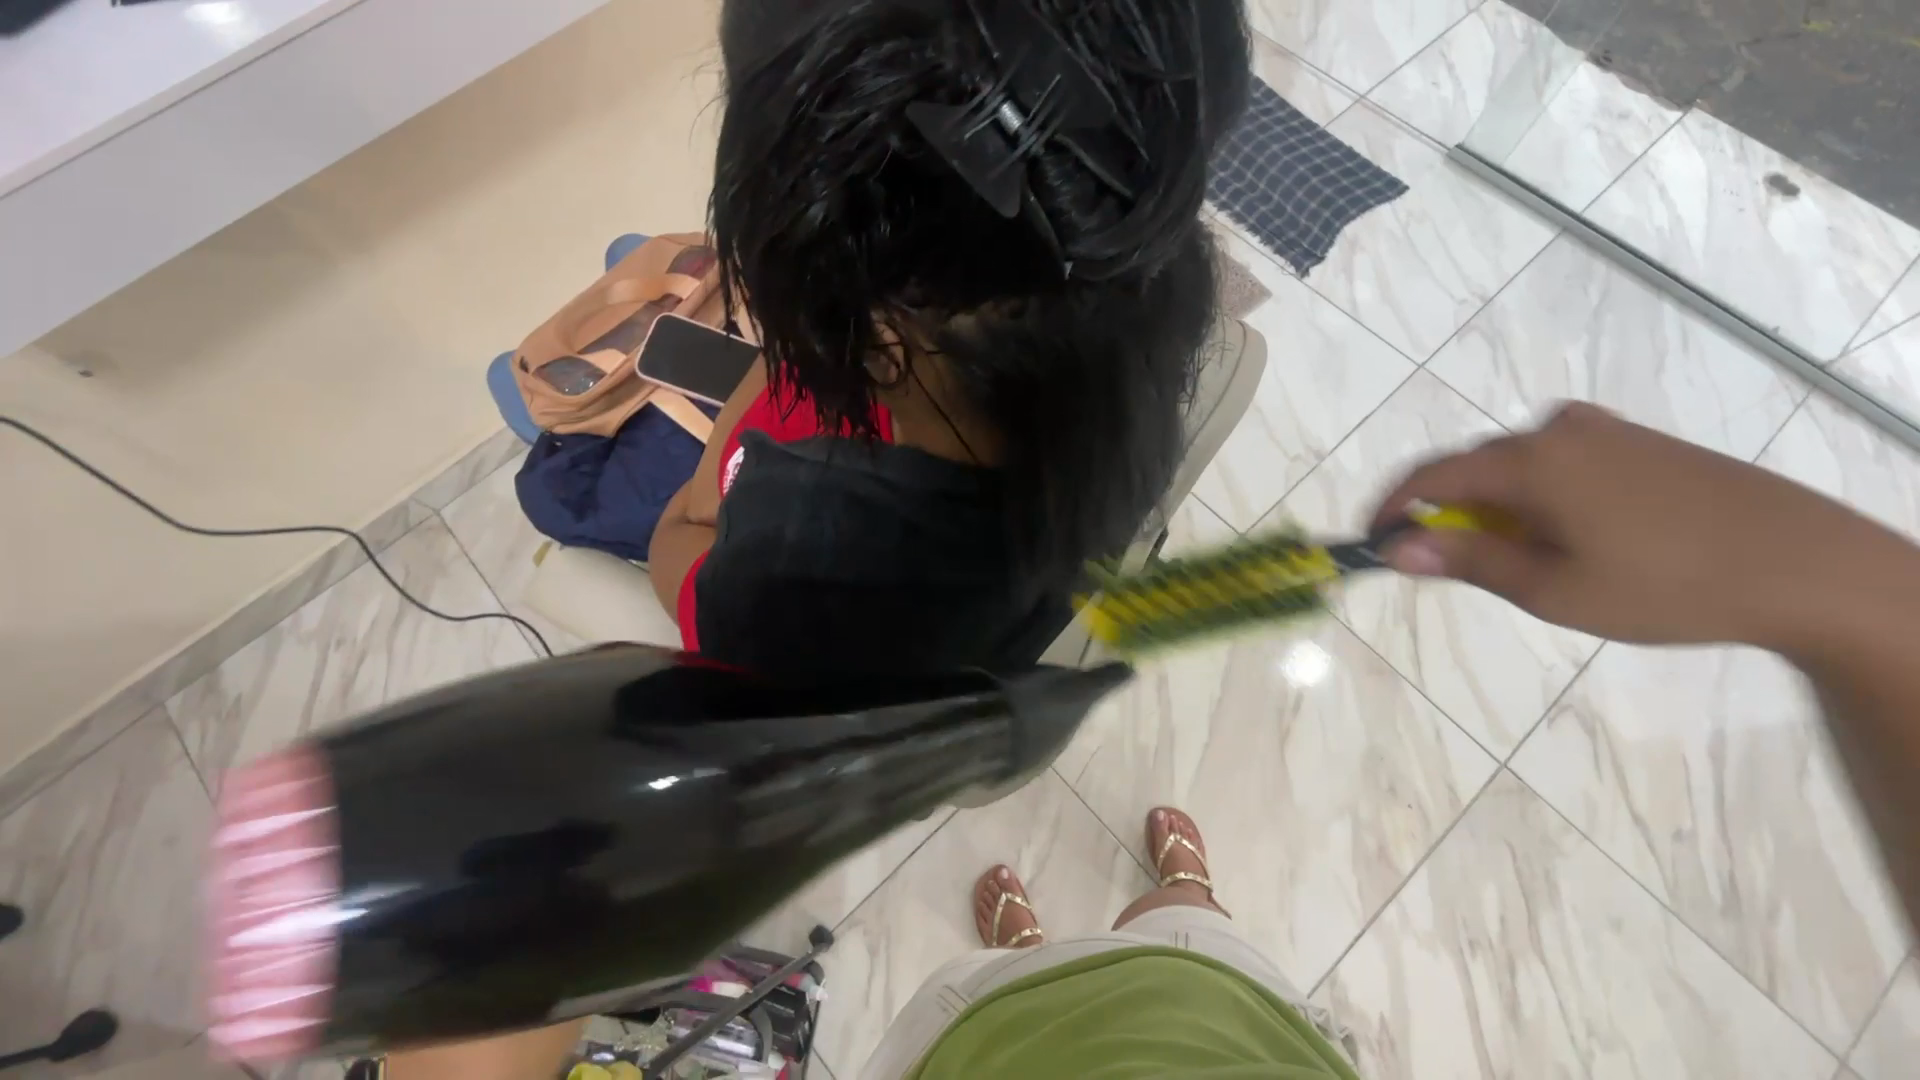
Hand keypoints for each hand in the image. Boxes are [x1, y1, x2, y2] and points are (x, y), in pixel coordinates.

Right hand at [1369, 402, 1891, 651]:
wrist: (1813, 567)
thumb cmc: (1666, 585)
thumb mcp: (1551, 587)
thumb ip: (1466, 561)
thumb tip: (1395, 549)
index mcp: (1530, 460)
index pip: (1432, 475)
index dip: (1395, 509)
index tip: (1375, 545)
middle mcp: (1559, 430)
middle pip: (1473, 467)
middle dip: (1449, 514)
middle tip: (1452, 568)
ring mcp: (1605, 431)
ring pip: (1517, 467)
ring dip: (1497, 509)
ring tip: (1522, 562)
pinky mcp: (1640, 442)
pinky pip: (1559, 464)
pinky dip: (1539, 499)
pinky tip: (1572, 538)